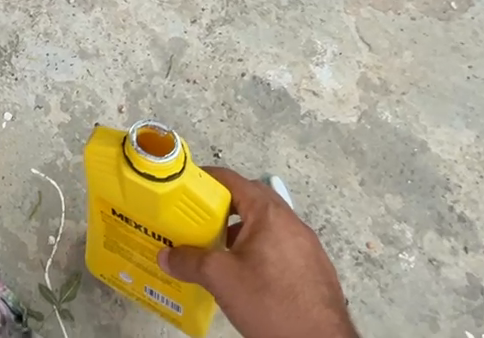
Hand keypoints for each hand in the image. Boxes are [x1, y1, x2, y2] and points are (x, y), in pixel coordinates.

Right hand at [158, 167, 357, 337]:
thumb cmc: (270, 303)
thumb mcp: (219, 278)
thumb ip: (188, 261)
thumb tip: (165, 256)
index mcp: (270, 215)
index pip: (234, 180)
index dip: (206, 179)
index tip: (184, 188)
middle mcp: (294, 225)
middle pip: (253, 199)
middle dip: (224, 205)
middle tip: (199, 217)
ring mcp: (310, 250)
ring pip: (269, 226)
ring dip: (243, 229)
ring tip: (221, 249)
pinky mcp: (318, 274)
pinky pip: (283, 247)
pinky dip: (262, 250)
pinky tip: (249, 275)